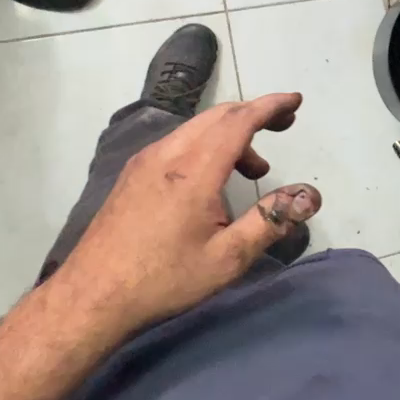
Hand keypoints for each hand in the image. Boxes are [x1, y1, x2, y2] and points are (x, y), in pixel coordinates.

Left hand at [50, 93, 321, 337]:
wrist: (90, 298)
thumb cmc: (164, 280)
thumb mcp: (227, 258)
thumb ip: (271, 221)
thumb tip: (310, 195)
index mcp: (194, 169)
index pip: (239, 121)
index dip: (271, 106)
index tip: (295, 101)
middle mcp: (168, 154)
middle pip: (218, 116)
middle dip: (254, 114)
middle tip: (284, 125)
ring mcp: (145, 162)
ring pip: (197, 128)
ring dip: (231, 134)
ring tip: (254, 168)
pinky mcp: (133, 174)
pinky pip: (179, 142)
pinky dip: (207, 144)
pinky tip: (213, 180)